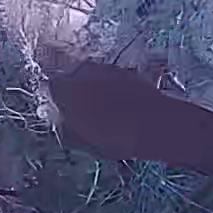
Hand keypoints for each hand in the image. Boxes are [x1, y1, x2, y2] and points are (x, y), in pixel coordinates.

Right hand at [45, 58, 206, 163]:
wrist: (161, 126)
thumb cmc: (116, 137)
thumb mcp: (82, 141)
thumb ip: (65, 127)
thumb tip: (59, 120)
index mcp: (67, 89)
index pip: (51, 85)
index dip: (53, 97)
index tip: (58, 109)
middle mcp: (85, 73)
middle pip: (71, 76)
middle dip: (72, 89)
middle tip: (77, 109)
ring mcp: (109, 70)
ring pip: (93, 75)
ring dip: (93, 86)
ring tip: (100, 107)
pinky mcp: (130, 73)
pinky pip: (113, 78)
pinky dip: (112, 88)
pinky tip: (119, 105)